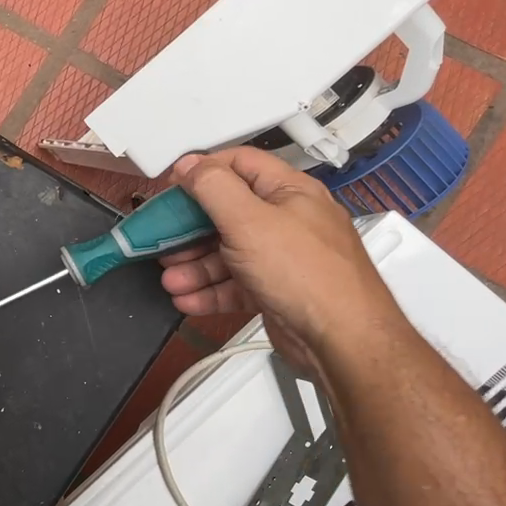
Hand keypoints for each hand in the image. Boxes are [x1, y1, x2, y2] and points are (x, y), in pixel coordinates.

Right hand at [158, 147, 408, 362]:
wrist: (342, 341)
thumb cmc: (310, 277)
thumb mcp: (249, 221)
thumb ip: (214, 187)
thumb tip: (191, 164)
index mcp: (289, 193)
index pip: (239, 164)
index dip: (203, 171)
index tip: (173, 185)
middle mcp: (287, 221)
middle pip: (225, 213)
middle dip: (189, 230)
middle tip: (164, 239)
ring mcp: (282, 257)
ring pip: (226, 252)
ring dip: (194, 266)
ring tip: (172, 280)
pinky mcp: (275, 289)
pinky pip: (234, 283)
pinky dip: (209, 291)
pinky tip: (189, 299)